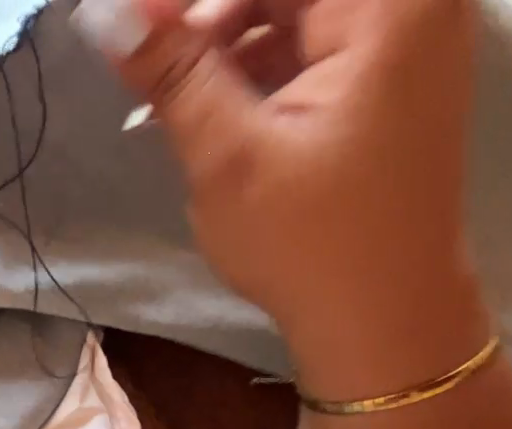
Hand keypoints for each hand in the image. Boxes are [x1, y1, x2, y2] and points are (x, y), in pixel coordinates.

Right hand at [76, 0, 484, 373]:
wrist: (380, 313)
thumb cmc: (308, 238)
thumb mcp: (228, 154)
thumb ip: (171, 74)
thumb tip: (103, 14)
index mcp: (388, 6)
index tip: (125, 22)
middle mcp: (407, 7)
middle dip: (202, 16)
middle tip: (139, 60)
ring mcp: (396, 43)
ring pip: (289, 10)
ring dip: (217, 44)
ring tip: (158, 98)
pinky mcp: (378, 80)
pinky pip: (303, 44)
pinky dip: (245, 67)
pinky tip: (196, 108)